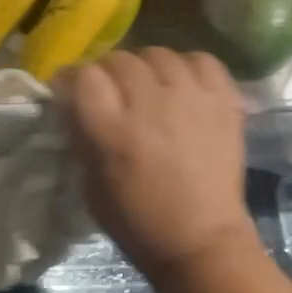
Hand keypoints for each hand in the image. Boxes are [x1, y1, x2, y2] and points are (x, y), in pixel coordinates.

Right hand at [56, 48, 253, 276]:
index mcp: (111, 131)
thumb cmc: (136, 222)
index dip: (71, 81)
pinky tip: (177, 86)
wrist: (198, 239)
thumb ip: (83, 140)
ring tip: (143, 89)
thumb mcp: (90, 186)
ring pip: (156, 53)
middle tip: (105, 93)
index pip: (83, 77)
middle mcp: (150, 104)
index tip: (68, 92)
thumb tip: (75, 109)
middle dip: (104, 73)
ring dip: (142, 68)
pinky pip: (198, 59)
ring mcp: (191, 96)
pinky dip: (182, 67)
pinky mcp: (223, 98)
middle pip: (118, 60)